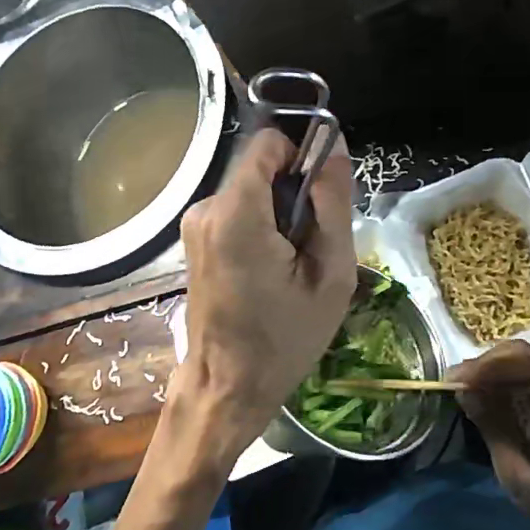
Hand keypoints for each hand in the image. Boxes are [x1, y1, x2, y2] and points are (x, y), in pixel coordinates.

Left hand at [165, 128, 357, 468]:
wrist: (227, 386)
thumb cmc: (284, 339)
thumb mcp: (331, 275)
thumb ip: (334, 203)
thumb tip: (335, 148)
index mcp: (236, 213)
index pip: (269, 142)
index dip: (303, 159)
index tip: (321, 200)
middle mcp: (206, 208)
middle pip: (262, 169)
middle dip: (294, 195)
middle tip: (310, 249)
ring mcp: (195, 224)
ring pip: (253, 191)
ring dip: (280, 216)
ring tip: (291, 267)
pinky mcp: (195, 239)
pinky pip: (238, 211)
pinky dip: (261, 228)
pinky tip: (270, 270)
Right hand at [456, 342, 529, 529]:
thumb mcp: (516, 475)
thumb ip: (493, 429)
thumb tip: (464, 390)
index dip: (494, 365)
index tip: (462, 379)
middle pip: (528, 356)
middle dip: (487, 363)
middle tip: (456, 380)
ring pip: (526, 360)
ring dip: (491, 367)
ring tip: (463, 383)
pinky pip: (528, 372)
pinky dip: (500, 375)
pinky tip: (482, 389)